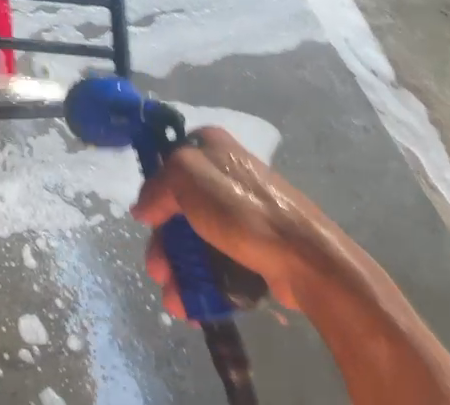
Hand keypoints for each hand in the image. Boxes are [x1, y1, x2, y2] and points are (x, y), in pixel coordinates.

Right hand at [132, 127, 337, 316]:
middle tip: (158, 271)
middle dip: (164, 244)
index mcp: (211, 145)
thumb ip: (156, 187)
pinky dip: (204, 279)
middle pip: (178, 206)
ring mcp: (243, 211)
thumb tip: (142, 210)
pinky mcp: (256, 244)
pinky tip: (194, 303)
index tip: (147, 219)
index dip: (153, 190)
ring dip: (180, 269)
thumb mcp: (185, 177)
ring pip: (196, 237)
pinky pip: (219, 258)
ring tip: (175, 300)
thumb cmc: (241, 209)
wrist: (307, 259)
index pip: (167, 159)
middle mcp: (226, 174)